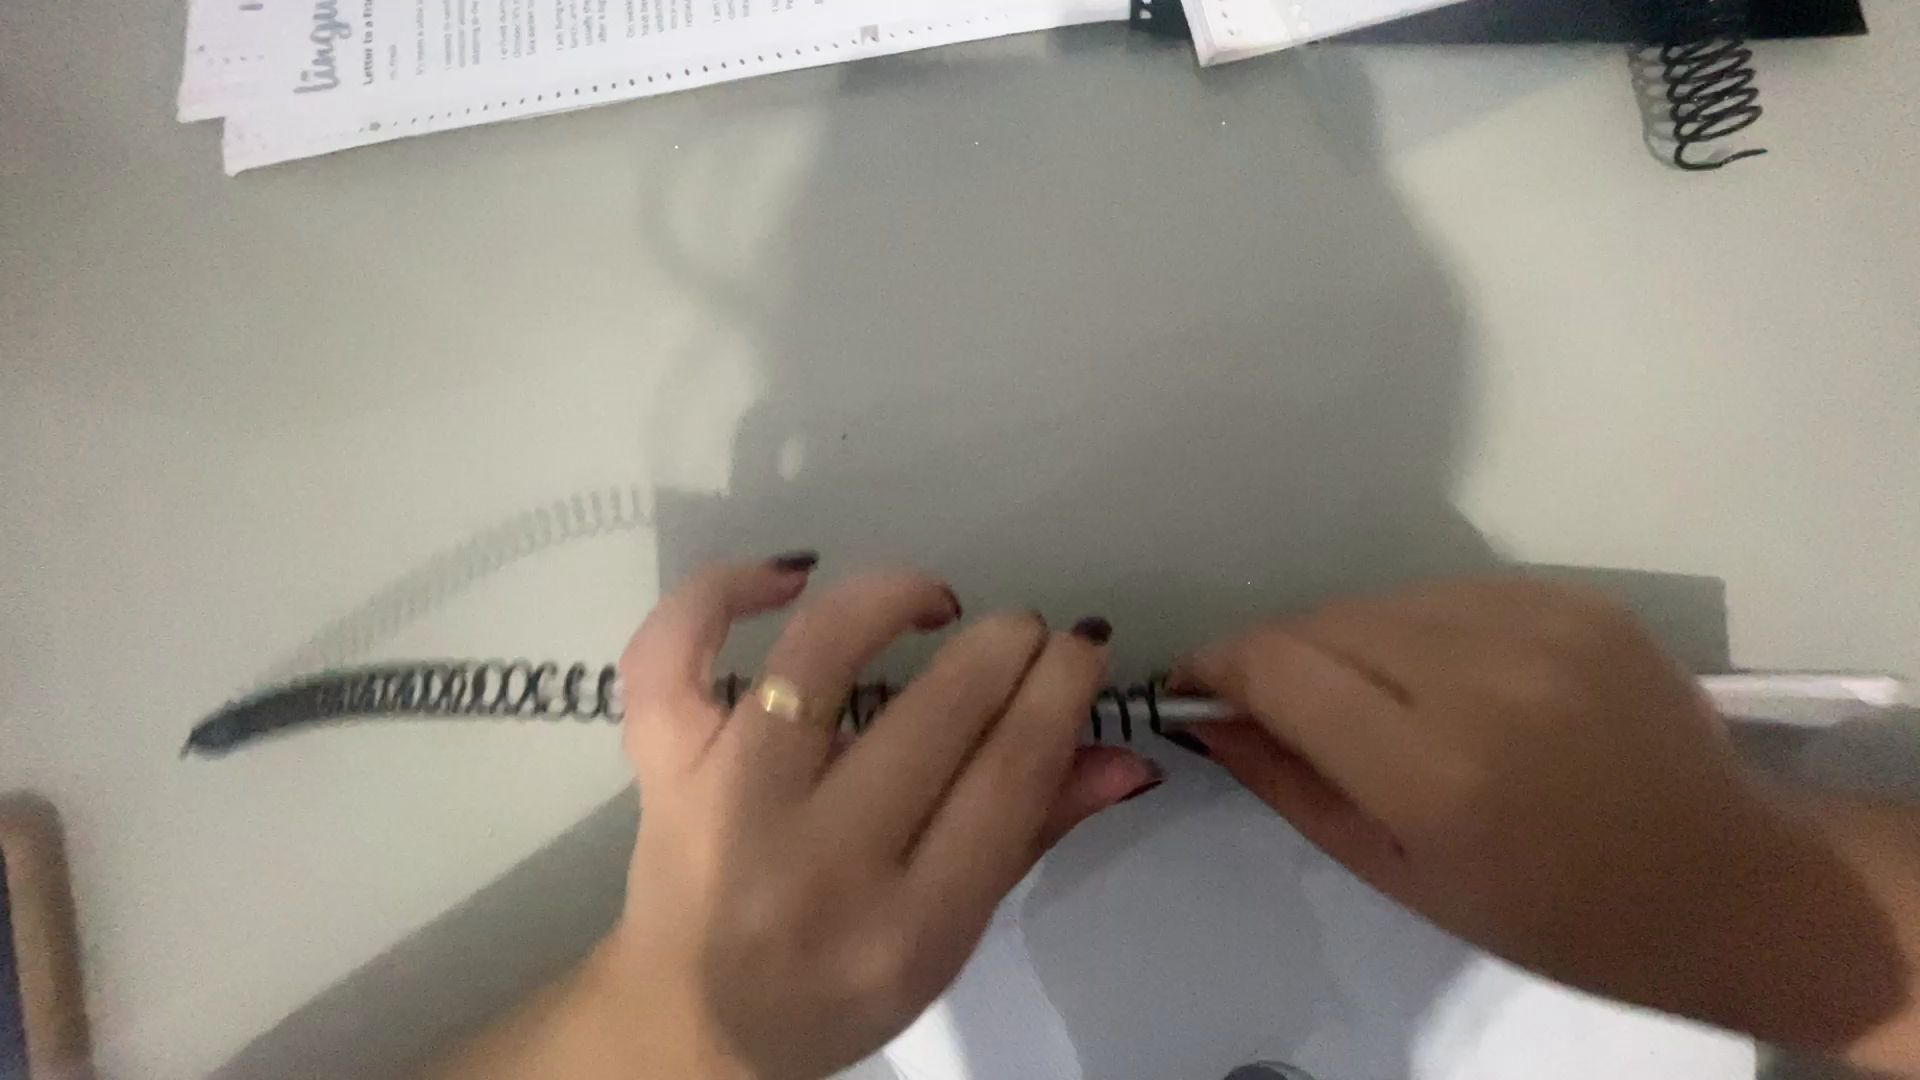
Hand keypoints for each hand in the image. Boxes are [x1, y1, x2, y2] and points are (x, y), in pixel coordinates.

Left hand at [590, 557, 1159, 1079]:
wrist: (693, 1025)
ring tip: (932, 597)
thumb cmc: (840, 985)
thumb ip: (1038, 831)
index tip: (1081, 644)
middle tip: (1023, 629)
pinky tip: (791, 573)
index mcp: (905, 922)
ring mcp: (724, 803)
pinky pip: (672, 654)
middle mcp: (815, 859)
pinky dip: (724, 591)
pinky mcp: (663, 767)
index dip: (1060, 690)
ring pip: (816, 657)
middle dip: (1004, 643)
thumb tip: (1124, 754)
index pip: (1008, 775)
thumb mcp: (953, 935)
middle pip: (936, 711)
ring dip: (893, 598)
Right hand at [1169, 579, 1902, 1049]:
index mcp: (1437, 770)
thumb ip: (1282, 778)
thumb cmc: (1546, 911)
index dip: (1215, 665)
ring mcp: (1534, 624)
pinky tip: (1432, 677)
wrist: (1734, 883)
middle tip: (1270, 703)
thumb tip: (1201, 713)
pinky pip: (1428, 595)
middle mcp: (1483, 678)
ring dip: (1334, 643)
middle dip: (1269, 658)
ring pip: (1366, 603)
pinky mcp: (1566, 597)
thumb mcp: (1389, 868)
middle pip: (1313, 625)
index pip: (1277, 668)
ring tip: (1362, 697)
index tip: (1188, 684)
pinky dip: (1400, 630)